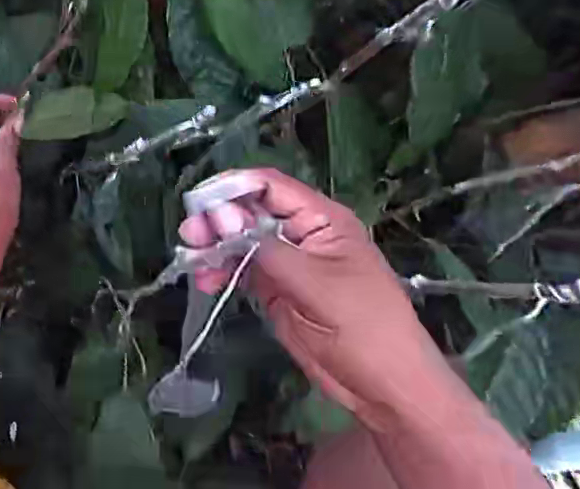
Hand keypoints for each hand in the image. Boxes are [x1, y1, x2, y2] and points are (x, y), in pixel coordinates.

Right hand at [178, 168, 437, 415]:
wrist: (389, 392)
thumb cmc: (365, 329)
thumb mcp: (316, 285)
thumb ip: (266, 249)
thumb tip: (222, 217)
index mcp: (321, 218)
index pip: (269, 186)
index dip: (233, 187)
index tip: (200, 200)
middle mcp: (301, 232)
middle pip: (250, 210)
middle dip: (218, 219)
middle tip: (190, 234)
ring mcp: (288, 260)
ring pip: (240, 239)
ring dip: (214, 246)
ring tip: (192, 260)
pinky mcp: (277, 287)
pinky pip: (242, 268)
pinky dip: (221, 270)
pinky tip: (206, 280)